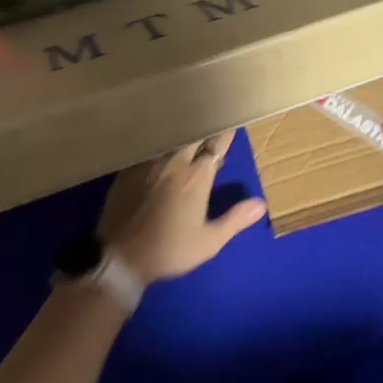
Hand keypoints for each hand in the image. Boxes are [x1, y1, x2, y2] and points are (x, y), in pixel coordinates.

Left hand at [96, 132, 267, 281]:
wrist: (121, 257)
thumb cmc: (170, 250)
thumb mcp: (209, 241)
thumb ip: (235, 219)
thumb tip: (260, 203)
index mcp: (196, 178)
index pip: (215, 147)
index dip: (225, 136)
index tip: (231, 125)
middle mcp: (173, 164)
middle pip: (192, 138)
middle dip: (204, 132)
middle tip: (210, 126)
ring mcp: (147, 165)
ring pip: (169, 141)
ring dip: (180, 137)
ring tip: (186, 132)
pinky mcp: (126, 172)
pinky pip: (146, 150)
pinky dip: (157, 146)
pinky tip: (156, 149)